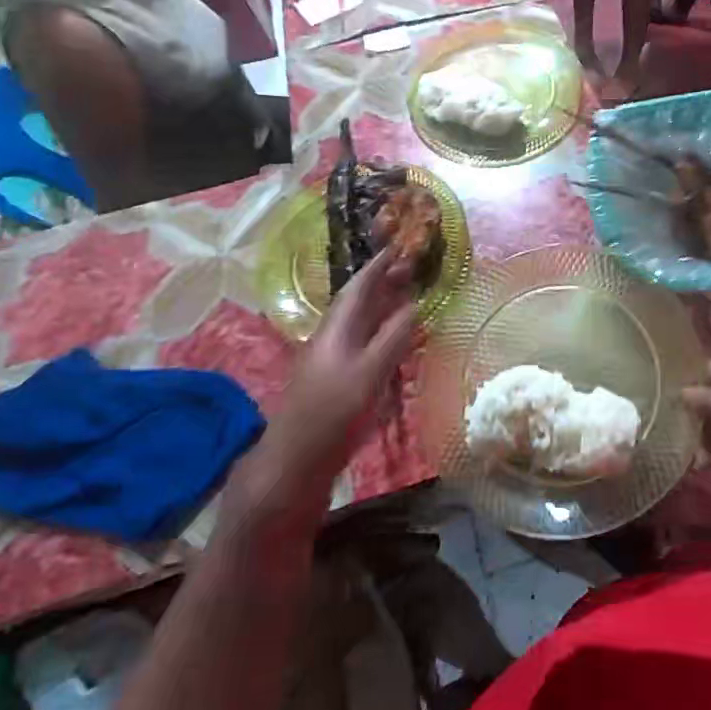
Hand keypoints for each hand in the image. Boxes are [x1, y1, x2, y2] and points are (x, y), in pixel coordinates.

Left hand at [275, 249, 417, 473]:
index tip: (398, 247)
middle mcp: (334, 339)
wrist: (296, 461)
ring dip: (385, 310)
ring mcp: (335, 362)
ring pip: (363, 326)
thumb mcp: (368, 374)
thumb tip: (414, 305)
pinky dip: (385, 337)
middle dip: (384, 285)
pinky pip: (366, 347)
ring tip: (410, 299)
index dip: (377, 267)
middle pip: (360, 304)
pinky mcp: (340, 383)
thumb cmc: (332, 414)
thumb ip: (392, 339)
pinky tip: (399, 344)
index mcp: (336, 330)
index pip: (358, 288)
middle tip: (412, 270)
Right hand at [683, 361, 710, 481]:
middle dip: (690, 419)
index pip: (705, 369)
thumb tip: (680, 392)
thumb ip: (707, 399)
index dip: (684, 380)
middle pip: (704, 399)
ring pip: (710, 424)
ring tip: (700, 461)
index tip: (662, 396)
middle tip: (678, 437)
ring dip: (700, 441)